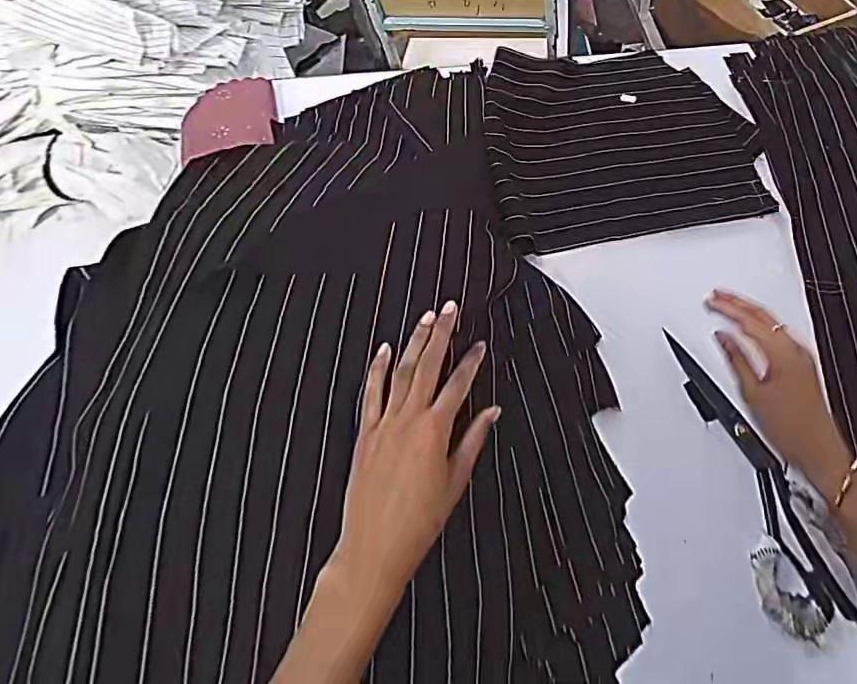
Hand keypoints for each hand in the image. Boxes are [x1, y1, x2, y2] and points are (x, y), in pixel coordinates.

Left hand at [327, 302, 498, 604]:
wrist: (373, 548)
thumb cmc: (418, 522)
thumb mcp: (455, 481)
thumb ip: (473, 440)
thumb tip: (491, 412)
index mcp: (435, 431)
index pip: (458, 384)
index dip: (471, 361)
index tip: (480, 345)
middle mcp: (408, 420)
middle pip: (428, 365)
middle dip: (441, 333)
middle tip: (450, 309)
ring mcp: (384, 423)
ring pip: (401, 371)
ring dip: (414, 342)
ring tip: (425, 318)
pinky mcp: (365, 433)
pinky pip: (371, 392)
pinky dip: (377, 368)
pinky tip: (384, 349)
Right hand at [705, 290, 856, 504]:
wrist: (819, 451)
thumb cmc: (791, 429)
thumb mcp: (753, 394)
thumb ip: (736, 360)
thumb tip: (723, 338)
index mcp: (782, 353)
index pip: (749, 320)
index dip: (727, 308)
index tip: (711, 301)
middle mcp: (795, 349)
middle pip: (763, 315)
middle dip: (738, 302)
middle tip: (717, 295)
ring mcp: (802, 356)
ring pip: (772, 321)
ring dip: (750, 310)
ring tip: (730, 304)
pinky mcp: (803, 364)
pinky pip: (780, 333)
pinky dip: (762, 324)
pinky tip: (752, 326)